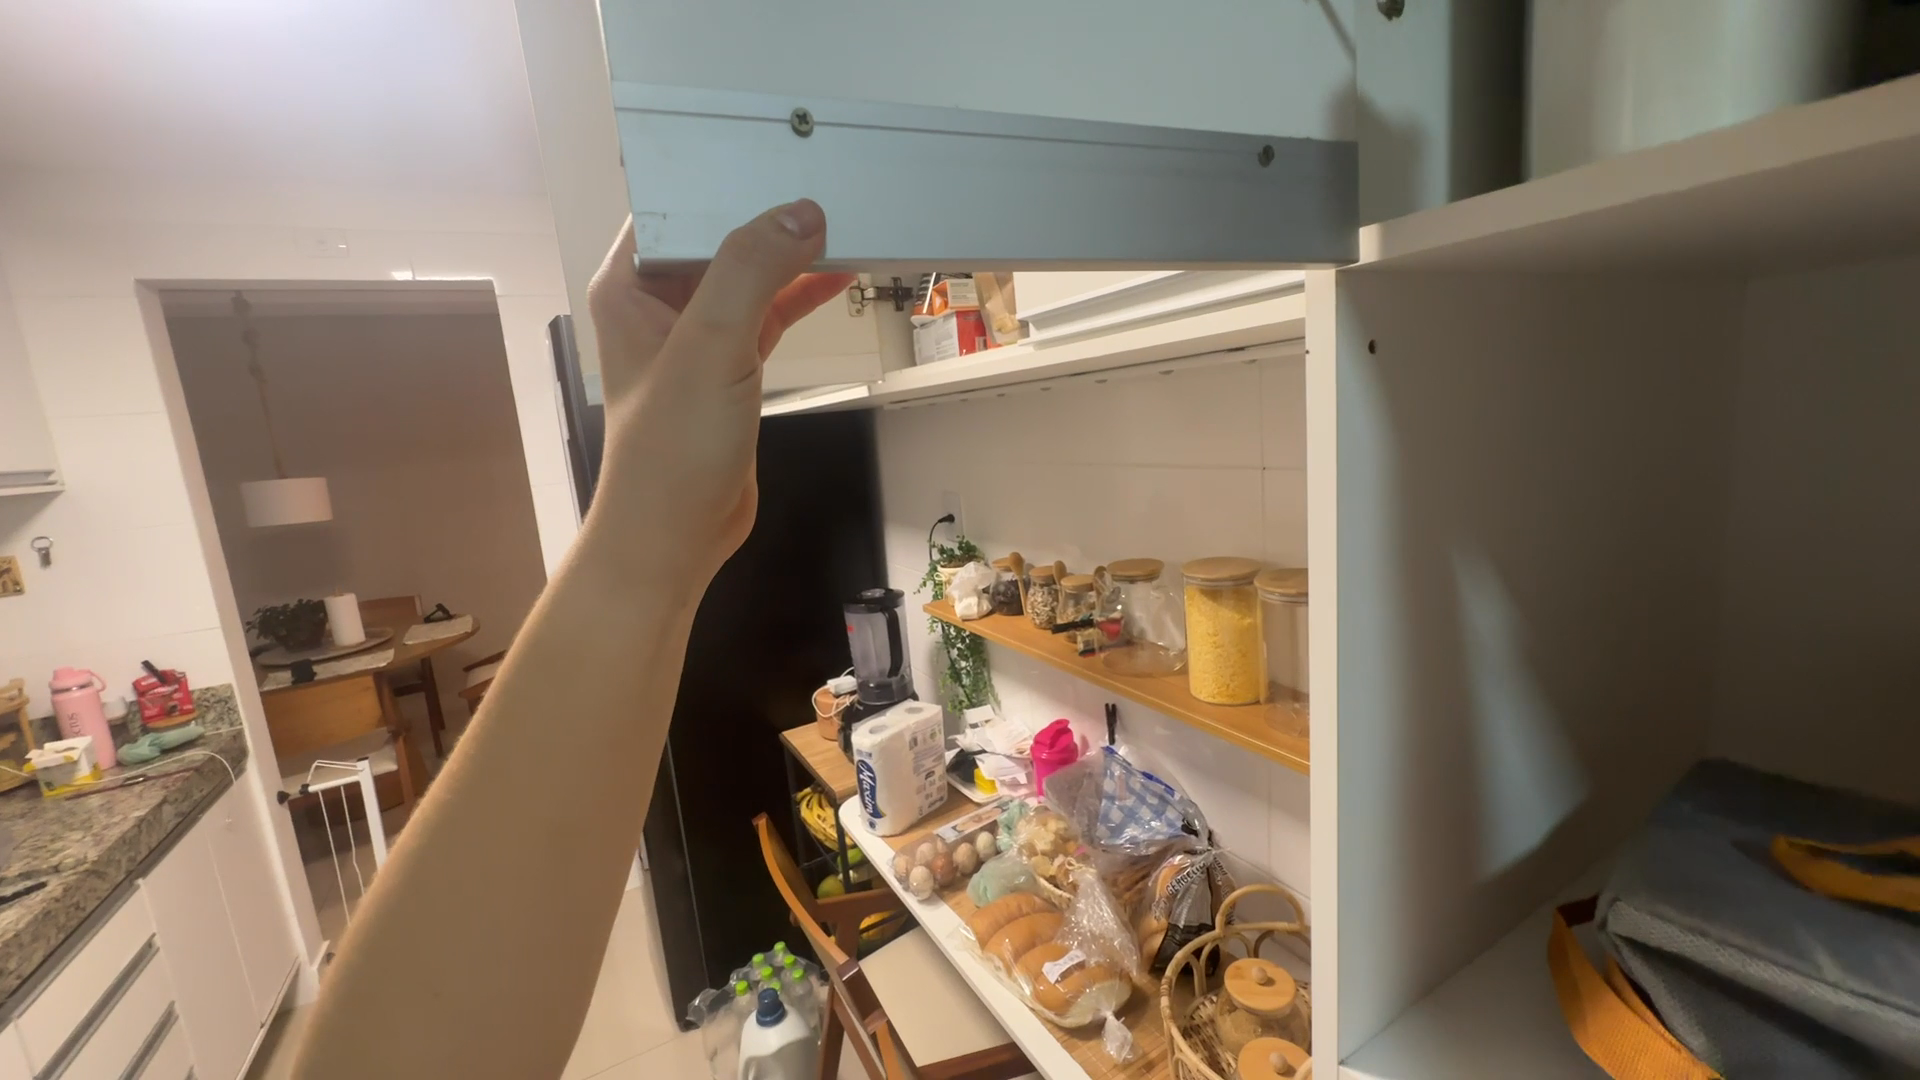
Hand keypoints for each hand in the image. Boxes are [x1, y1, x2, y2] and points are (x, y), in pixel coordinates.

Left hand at [583, 200, 853, 583]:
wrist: (677, 532)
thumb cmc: (677, 442)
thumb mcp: (711, 345)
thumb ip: (752, 271)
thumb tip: (804, 213)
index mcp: (631, 285)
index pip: (678, 209)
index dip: (727, 182)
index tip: (782, 156)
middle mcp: (659, 304)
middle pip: (719, 241)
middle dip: (769, 217)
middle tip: (826, 183)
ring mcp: (698, 338)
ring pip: (750, 280)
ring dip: (792, 260)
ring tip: (846, 228)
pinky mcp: (730, 370)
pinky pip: (768, 317)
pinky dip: (799, 300)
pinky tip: (836, 280)